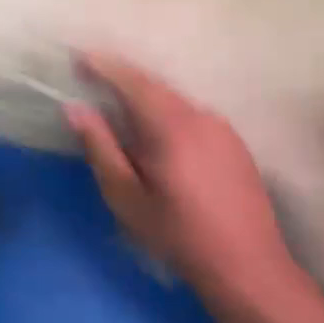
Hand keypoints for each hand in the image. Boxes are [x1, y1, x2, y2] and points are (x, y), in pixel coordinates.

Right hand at [64, 53, 294, 296]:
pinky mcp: (233, 146)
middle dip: (121, 75)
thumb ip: (99, 146)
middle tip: (88, 72)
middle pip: (156, 86)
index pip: (133, 82)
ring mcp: (223, 131)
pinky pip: (190, 113)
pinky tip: (149, 126)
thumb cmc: (176, 232)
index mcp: (172, 127)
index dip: (103, 66)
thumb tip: (75, 108)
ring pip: (174, 99)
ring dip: (143, 93)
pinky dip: (163, 108)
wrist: (248, 266)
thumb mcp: (124, 193)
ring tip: (114, 97)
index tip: (76, 56)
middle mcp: (202, 119)